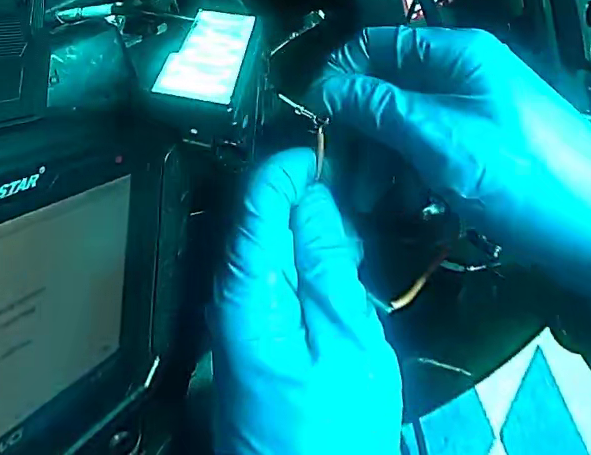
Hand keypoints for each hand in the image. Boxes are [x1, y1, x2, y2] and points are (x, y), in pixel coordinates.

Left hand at [209, 148, 402, 454]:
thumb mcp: (346, 344)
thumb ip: (328, 260)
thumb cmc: (332, 435)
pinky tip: (340, 272)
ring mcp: (241, 303)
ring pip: (271, 232)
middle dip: (308, 194)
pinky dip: (308, 253)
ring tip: (355, 241)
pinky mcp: (254, 321)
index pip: (259, 192)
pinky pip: (277, 263)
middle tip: (358, 209)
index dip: (295, 165)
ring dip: (312, 223)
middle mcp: (233, 284)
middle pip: (262, 207)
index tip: (338, 163)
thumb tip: (316, 193)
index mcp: (249, 284)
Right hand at [316, 26, 590, 390]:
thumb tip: (324, 85)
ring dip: (382, 157)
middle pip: (390, 85)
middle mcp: (466, 72)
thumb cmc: (526, 178)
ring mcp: (478, 111)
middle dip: (360, 128)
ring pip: (409, 122)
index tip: (315, 119)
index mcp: (458, 51)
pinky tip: (407, 203)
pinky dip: (412, 172)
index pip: (378, 44)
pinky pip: (434, 148)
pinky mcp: (487, 149)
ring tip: (371, 201)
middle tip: (342, 177)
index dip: (342, 76)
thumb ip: (379, 108)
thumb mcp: (442, 141)